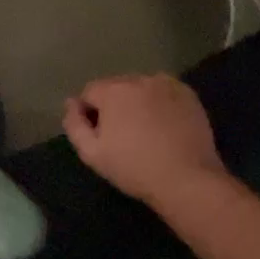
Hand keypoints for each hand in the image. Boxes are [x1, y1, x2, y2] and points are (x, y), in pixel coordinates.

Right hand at [62, 75, 231, 207]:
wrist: (187, 179)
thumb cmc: (134, 168)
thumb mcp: (92, 153)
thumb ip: (74, 124)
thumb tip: (71, 103)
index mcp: (113, 90)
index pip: (89, 92)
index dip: (90, 113)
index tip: (99, 136)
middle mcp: (140, 79)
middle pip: (116, 87)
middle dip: (113, 105)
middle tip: (122, 135)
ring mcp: (167, 85)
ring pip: (141, 88)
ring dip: (136, 102)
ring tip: (144, 130)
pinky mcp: (189, 95)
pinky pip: (164, 92)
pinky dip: (159, 103)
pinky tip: (164, 126)